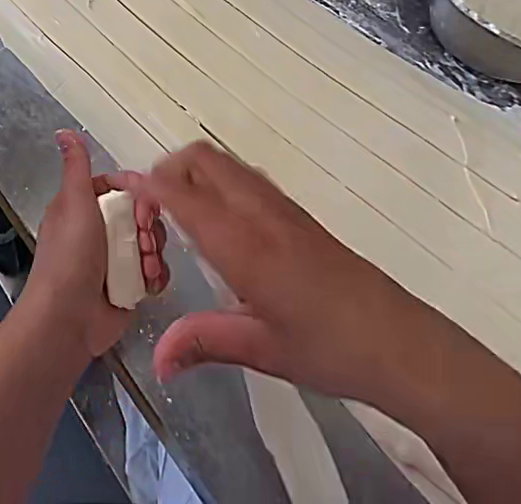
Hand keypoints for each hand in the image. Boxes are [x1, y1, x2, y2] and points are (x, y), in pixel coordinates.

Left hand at [19, 130, 166, 358]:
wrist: (69, 320)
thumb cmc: (70, 257)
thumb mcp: (74, 202)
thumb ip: (77, 167)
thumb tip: (65, 132)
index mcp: (81, 208)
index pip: (116, 187)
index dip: (134, 190)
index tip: (145, 200)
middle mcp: (98, 231)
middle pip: (139, 214)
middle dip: (148, 225)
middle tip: (143, 238)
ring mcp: (114, 260)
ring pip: (150, 242)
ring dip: (153, 252)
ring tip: (143, 266)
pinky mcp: (129, 286)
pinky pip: (153, 271)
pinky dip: (155, 275)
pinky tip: (148, 282)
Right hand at [142, 141, 438, 406]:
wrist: (399, 340)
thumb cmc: (329, 347)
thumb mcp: (262, 349)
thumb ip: (204, 343)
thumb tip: (158, 360)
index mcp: (244, 245)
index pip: (184, 195)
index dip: (147, 184)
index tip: (122, 186)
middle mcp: (259, 213)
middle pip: (201, 159)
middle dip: (166, 169)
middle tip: (150, 207)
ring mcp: (280, 206)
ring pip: (223, 161)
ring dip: (192, 170)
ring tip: (177, 211)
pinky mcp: (294, 211)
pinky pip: (243, 175)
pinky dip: (216, 178)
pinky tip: (218, 219)